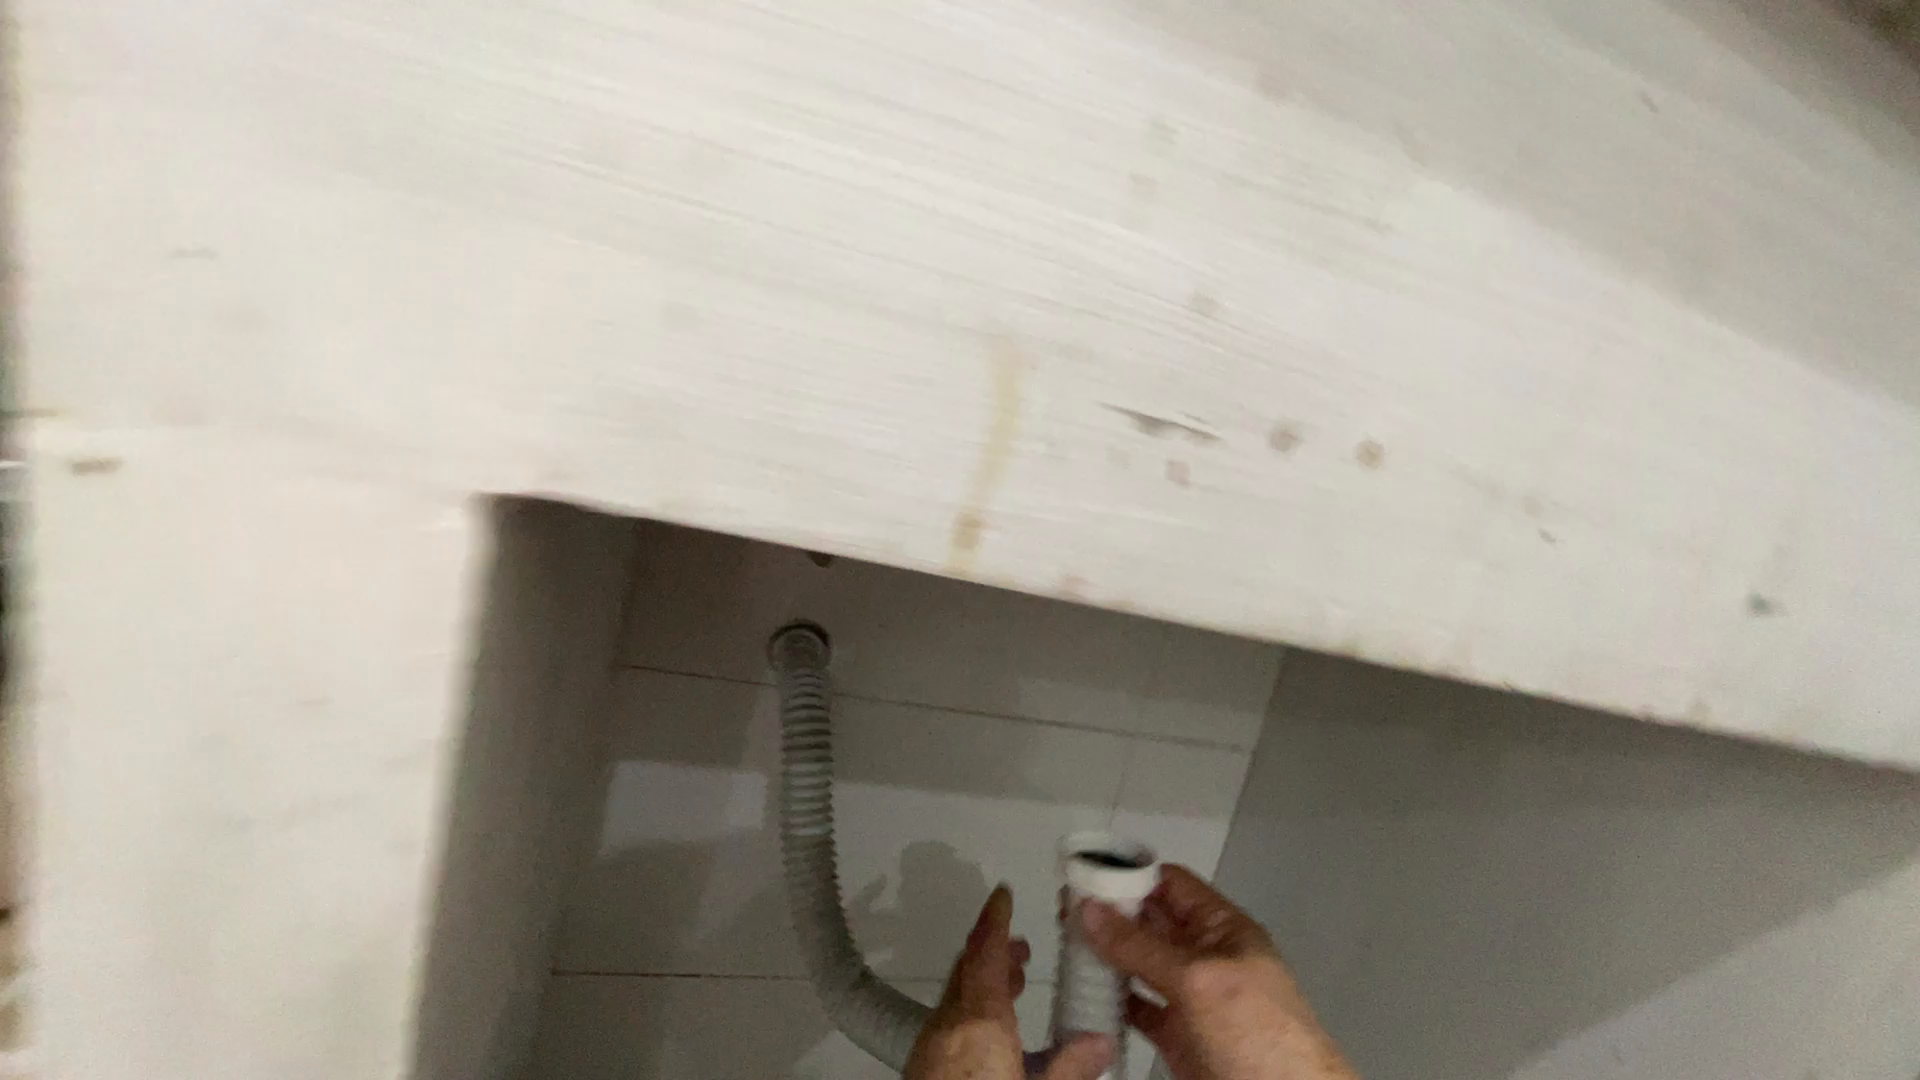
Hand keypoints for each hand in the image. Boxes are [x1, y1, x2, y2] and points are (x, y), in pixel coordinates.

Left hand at [906, 885, 1114, 1079]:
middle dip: (994, 951)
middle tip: (1023, 949)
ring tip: (1015, 987)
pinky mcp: (922, 1069)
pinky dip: (971, 1010)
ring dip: (984, 982)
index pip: (985, 951)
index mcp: (979, 1018)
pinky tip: (993, 1036)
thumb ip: (1070, 1067)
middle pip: (968, 970)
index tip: (1003, 893)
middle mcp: (948, 1022)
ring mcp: (930, 1046)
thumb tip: (1105, 1042)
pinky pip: (949, 1022)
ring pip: (957, 996)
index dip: (995, 919)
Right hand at [1079, 865, 1359, 1079]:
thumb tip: (1087, 909)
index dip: (1131, 875)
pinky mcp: (1179, 1037)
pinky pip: (1139, 1008)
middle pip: (1150, 922)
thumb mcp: (1198, 980)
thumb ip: (1140, 946)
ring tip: (1064, 946)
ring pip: (1140, 964)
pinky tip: (1084, 995)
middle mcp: (1204, 956)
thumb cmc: (1254, 1032)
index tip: (1085, 874)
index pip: (1170, 885)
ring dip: (1106, 956)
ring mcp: (1191, 998)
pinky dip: (1112, 1001)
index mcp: (1221, 929)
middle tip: (1062, 910)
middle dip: (1110, 914)